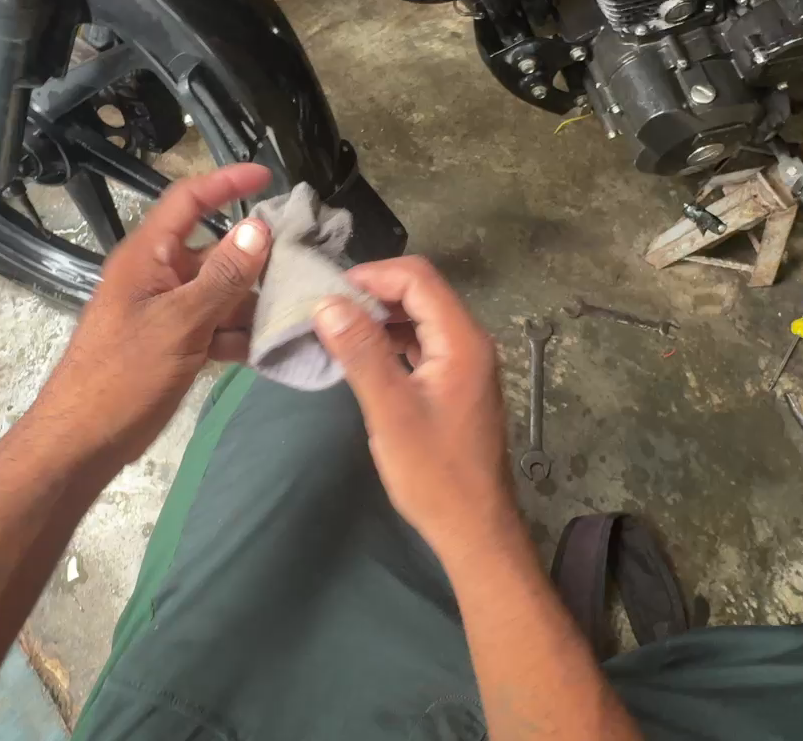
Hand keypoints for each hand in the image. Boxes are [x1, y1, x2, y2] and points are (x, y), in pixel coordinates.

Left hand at [36, 164, 272, 461]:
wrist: (83, 442)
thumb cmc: (123, 375)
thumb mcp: (179, 322)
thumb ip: (222, 276)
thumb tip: (259, 229)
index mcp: (149, 256)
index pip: (188, 200)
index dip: (226, 182)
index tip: (267, 176)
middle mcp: (160, 275)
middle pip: (217, 251)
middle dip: (256, 259)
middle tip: (302, 264)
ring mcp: (169, 310)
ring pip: (222, 292)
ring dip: (253, 303)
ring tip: (292, 312)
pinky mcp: (176, 342)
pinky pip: (217, 325)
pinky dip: (239, 334)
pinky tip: (267, 348)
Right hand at [311, 257, 519, 559]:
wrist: (474, 528)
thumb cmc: (434, 472)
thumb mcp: (391, 411)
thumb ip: (361, 353)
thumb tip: (328, 303)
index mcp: (462, 339)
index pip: (419, 279)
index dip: (374, 275)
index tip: (331, 290)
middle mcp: (470, 341)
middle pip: (422, 293)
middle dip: (375, 293)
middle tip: (328, 308)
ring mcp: (465, 362)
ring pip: (421, 318)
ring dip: (382, 317)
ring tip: (338, 328)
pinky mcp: (456, 382)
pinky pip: (423, 344)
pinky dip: (393, 341)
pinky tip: (363, 355)